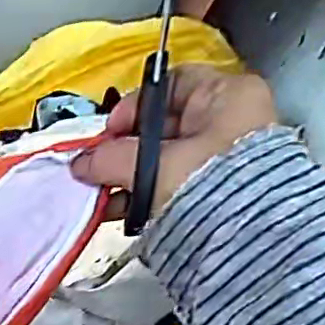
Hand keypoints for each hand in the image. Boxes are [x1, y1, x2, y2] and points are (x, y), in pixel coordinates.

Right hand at [70, 65, 277, 213]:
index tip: (109, 129)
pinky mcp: (209, 196)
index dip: (136, 103)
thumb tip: (82, 162)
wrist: (243, 239)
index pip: (172, 84)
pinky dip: (142, 197)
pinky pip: (168, 189)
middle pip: (162, 128)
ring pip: (162, 162)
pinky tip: (118, 210)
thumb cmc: (206, 186)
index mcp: (226, 97)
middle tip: (97, 167)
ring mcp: (219, 163)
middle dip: (123, 149)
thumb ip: (112, 159)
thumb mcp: (155, 165)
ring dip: (127, 178)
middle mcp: (228, 124)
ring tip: (102, 195)